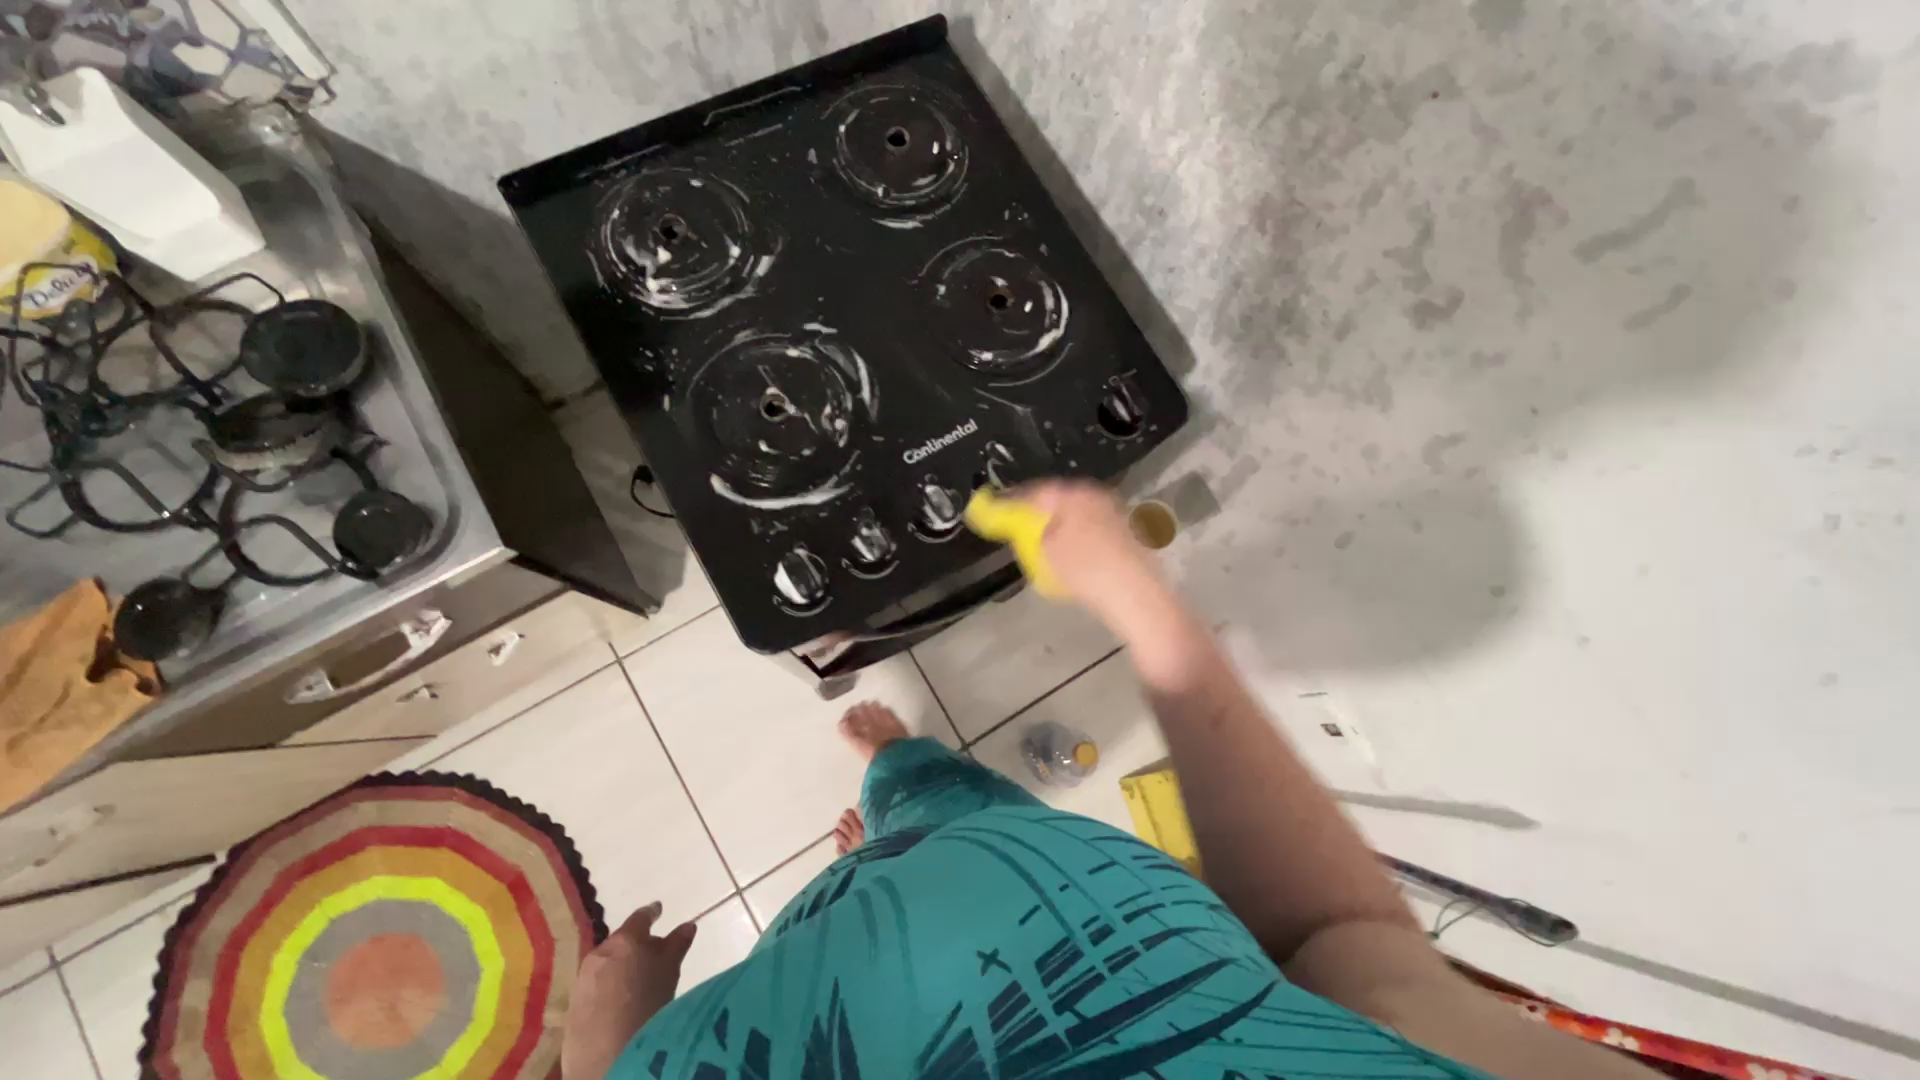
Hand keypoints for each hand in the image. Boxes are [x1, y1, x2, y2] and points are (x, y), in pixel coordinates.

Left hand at [562, 902, 696, 1079]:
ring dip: (621, 967)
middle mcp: (599, 954)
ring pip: (606, 964)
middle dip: (636, 945)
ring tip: (638, 982)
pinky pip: (595, 986)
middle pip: (621, 942)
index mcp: (624, 940)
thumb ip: (677, 945)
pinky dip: (609, 987)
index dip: (651, 913)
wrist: (607, 1060)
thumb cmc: (648, 1006)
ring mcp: (582, 981)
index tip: (658, 910)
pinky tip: (620, 1003)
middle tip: (654, 954)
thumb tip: (687, 925)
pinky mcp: (571, 1008)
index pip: (639, 918)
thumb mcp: (670, 972)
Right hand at [1015, 480, 1177, 637]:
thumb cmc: (1085, 569)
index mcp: (1074, 494)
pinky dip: (1083, 536)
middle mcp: (1096, 496)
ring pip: (1081, 514)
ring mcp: (1116, 512)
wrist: (1135, 593)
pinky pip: (1095, 528)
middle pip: (1063, 499)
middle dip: (1044, 511)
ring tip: (1050, 543)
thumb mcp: (1046, 551)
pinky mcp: (1129, 532)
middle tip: (1025, 524)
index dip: (1017, 500)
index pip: (1038, 491)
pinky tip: (1077, 555)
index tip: (1002, 508)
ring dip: (1065, 524)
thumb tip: (1040, 527)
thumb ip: (1037, 532)